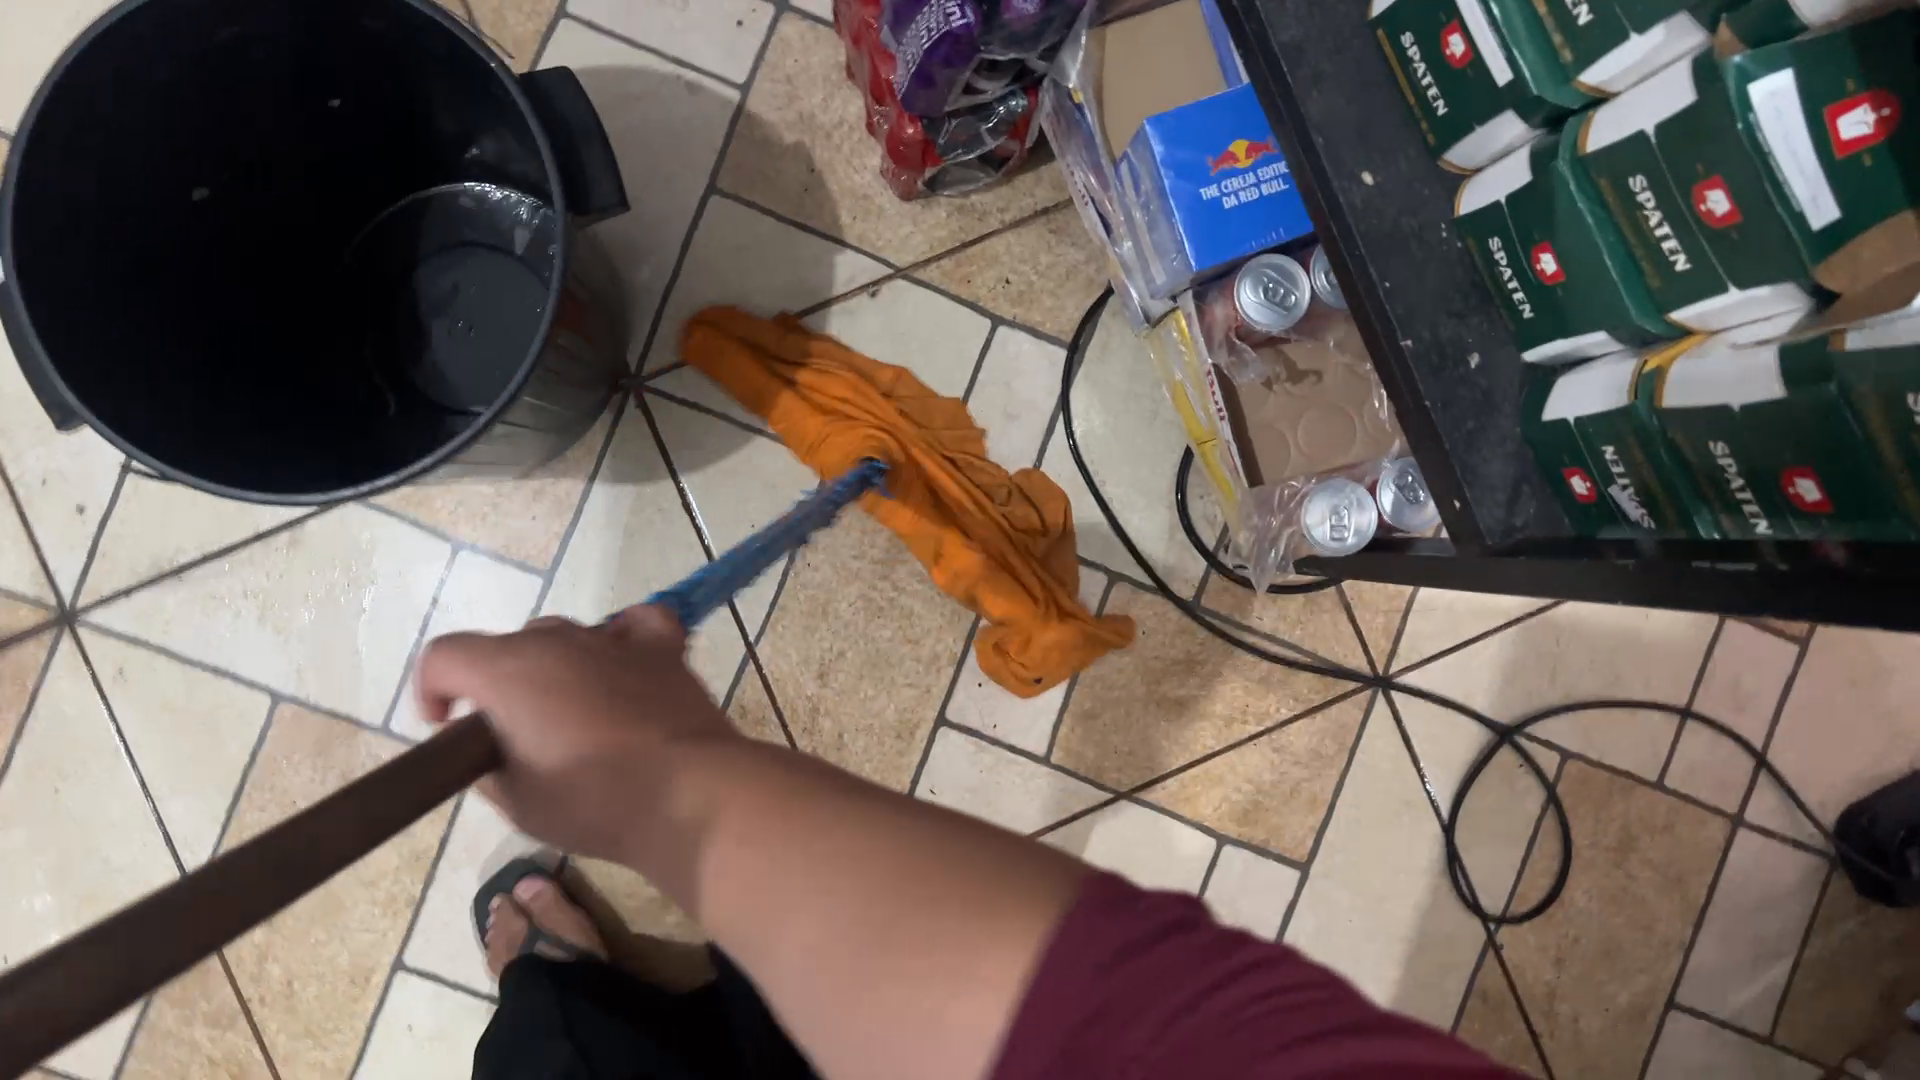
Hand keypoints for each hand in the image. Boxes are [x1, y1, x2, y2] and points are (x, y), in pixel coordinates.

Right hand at [414, 607, 737, 862]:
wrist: (688, 794)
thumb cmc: (595, 802)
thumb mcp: (517, 800)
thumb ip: (489, 766)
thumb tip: (492, 751)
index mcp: (511, 670)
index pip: (446, 654)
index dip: (433, 688)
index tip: (447, 726)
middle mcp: (562, 641)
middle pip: (512, 646)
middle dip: (501, 684)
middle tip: (518, 734)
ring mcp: (616, 640)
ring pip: (569, 636)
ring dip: (558, 667)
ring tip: (574, 713)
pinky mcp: (664, 649)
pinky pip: (637, 624)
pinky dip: (623, 638)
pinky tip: (624, 664)